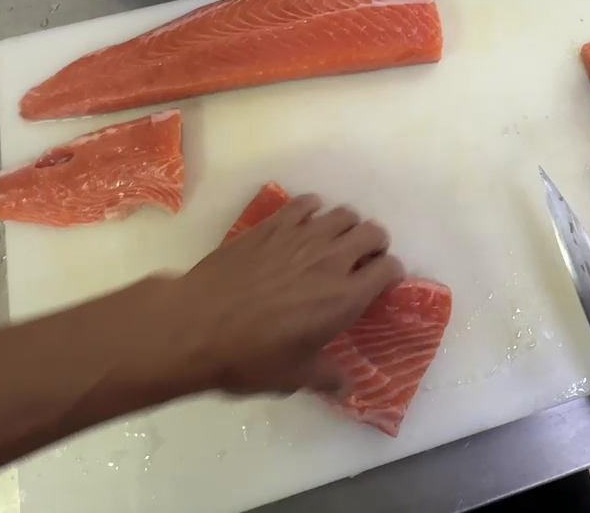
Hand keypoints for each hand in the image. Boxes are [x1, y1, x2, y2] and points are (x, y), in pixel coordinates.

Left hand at [152, 194, 403, 395]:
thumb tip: (347, 387)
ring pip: (343, 213)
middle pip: (372, 232)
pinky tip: (304, 222)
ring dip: (347, 225)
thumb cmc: (249, 357)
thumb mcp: (292, 377)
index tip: (385, 280)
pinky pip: (306, 203)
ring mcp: (302, 236)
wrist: (197, 325)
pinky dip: (313, 209)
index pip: (387, 270)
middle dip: (375, 243)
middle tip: (363, 258)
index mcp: (344, 298)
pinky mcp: (274, 224)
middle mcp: (332, 259)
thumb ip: (326, 377)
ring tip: (335, 239)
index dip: (391, 273)